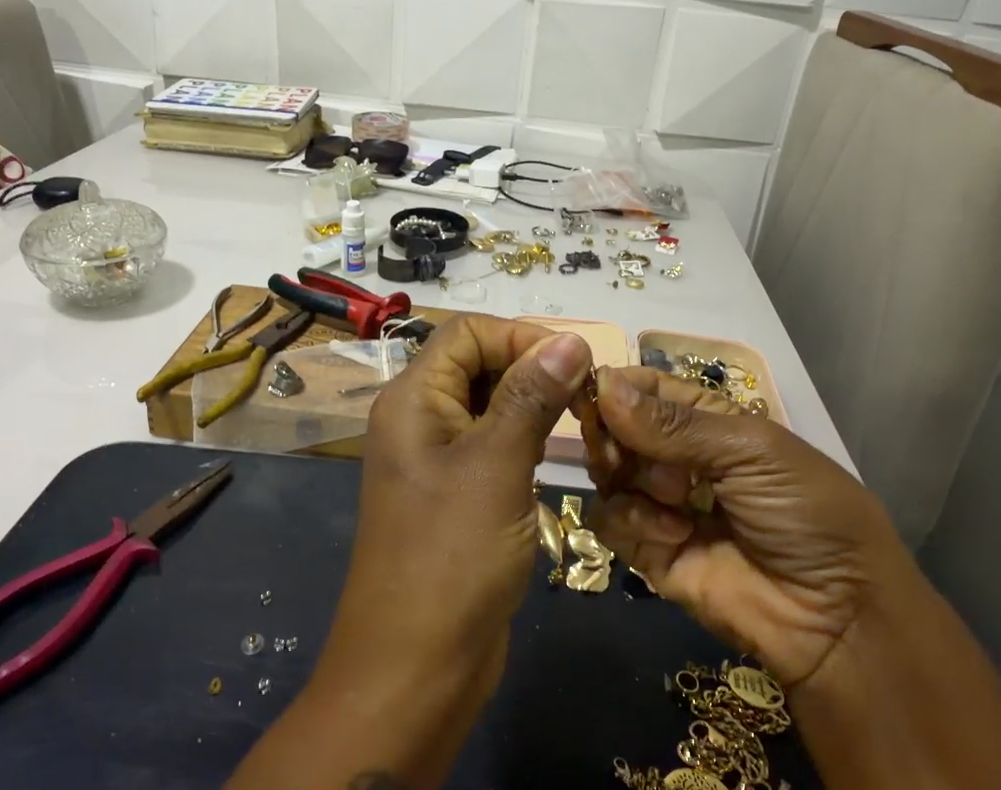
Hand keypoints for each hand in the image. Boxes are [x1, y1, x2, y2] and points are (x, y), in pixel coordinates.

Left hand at [321, 315, 593, 693]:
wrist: (416, 666)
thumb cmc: (452, 557)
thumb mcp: (496, 466)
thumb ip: (531, 397)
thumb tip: (569, 339)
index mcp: (412, 399)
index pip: (465, 334)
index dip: (520, 336)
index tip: (577, 362)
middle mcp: (419, 421)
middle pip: (477, 366)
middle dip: (532, 369)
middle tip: (588, 395)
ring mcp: (435, 462)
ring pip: (489, 408)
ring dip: (534, 406)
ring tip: (582, 422)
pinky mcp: (455, 498)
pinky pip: (492, 449)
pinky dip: (526, 442)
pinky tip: (558, 457)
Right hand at [586, 367, 910, 687]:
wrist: (836, 615)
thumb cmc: (806, 511)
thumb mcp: (750, 451)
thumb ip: (673, 424)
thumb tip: (604, 382)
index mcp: (708, 421)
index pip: (644, 388)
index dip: (616, 387)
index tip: (591, 391)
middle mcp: (677, 458)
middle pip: (615, 429)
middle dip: (614, 434)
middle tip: (622, 449)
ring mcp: (661, 505)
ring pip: (607, 473)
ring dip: (629, 477)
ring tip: (670, 495)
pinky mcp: (649, 552)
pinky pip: (611, 521)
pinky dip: (631, 521)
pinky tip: (672, 533)